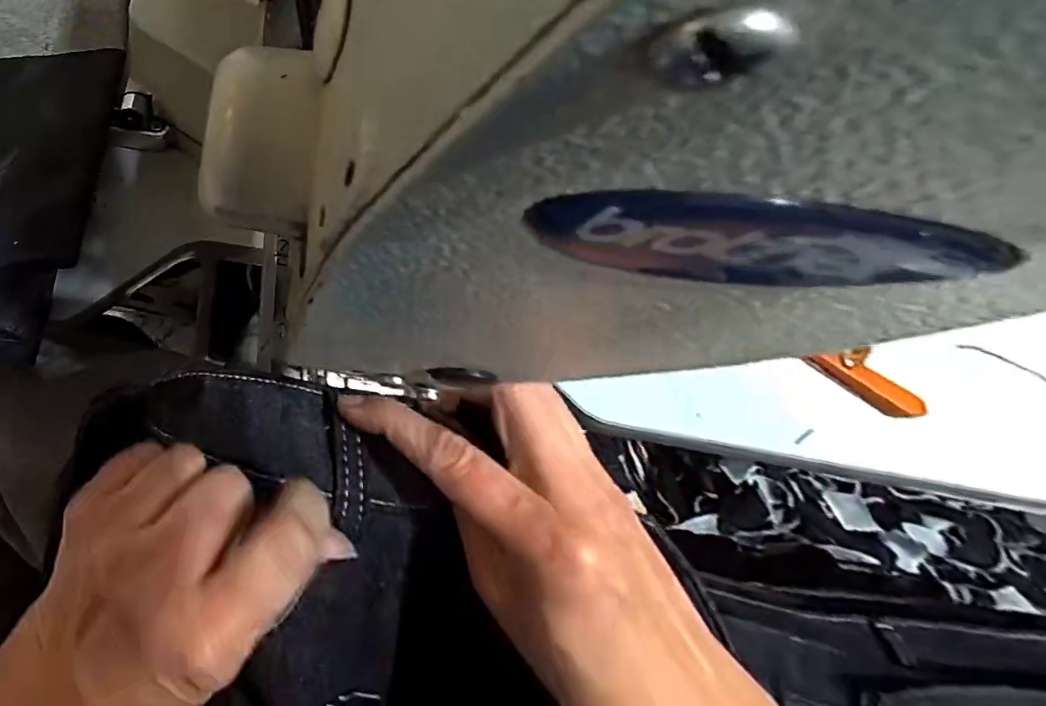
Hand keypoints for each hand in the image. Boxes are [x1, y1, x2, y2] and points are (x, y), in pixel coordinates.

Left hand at [0, 443, 355, 705]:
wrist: (58, 687)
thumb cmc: (154, 680)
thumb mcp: (225, 652)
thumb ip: (278, 589)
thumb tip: (334, 537)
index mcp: (206, 629)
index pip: (283, 541)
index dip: (306, 512)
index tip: (303, 504)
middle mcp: (161, 571)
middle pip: (231, 483)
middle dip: (238, 501)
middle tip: (226, 530)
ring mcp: (116, 532)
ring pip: (188, 456)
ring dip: (196, 479)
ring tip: (186, 513)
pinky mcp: (86, 505)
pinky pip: (143, 451)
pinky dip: (155, 468)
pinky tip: (152, 501)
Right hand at [339, 386, 769, 705]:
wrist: (686, 698)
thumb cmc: (585, 668)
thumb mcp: (502, 598)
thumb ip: (471, 520)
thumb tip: (440, 466)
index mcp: (546, 536)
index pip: (455, 454)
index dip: (397, 421)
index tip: (360, 403)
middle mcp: (581, 488)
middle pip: (512, 388)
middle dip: (454, 373)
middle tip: (416, 389)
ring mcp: (603, 476)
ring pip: (536, 390)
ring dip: (482, 383)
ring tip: (446, 403)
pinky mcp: (611, 476)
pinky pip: (551, 415)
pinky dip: (509, 405)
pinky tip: (489, 427)